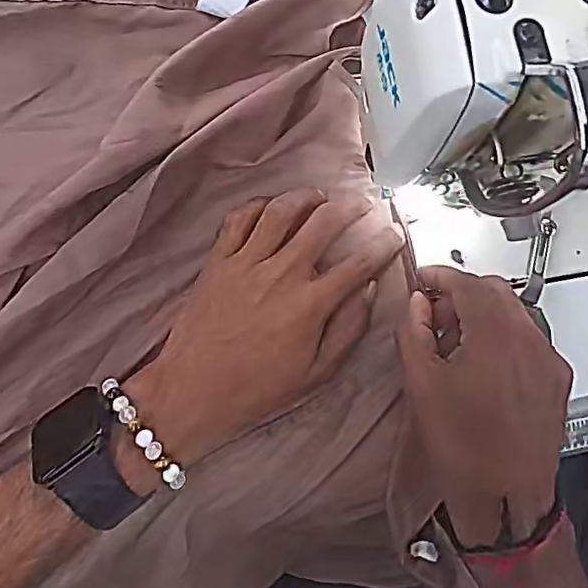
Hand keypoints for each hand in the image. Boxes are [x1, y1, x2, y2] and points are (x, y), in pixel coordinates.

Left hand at [124, 190, 402, 474]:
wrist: (194, 390)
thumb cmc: (258, 388)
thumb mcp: (316, 374)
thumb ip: (348, 329)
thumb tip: (368, 290)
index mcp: (309, 305)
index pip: (358, 262)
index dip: (383, 243)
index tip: (394, 233)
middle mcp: (281, 275)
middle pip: (323, 222)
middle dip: (350, 207)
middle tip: (361, 204)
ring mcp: (246, 264)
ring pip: (281, 211)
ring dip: (305, 197)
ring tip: (319, 197)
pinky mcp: (218, 261)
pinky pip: (239, 219)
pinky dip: (258, 206)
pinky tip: (270, 208)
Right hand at [396, 267, 571, 548]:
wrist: (506, 502)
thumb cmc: (464, 450)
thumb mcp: (421, 384)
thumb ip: (415, 332)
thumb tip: (418, 305)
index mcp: (496, 336)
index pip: (468, 283)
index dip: (440, 277)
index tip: (423, 280)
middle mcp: (531, 341)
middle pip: (495, 292)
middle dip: (462, 294)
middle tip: (434, 313)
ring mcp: (549, 361)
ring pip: (515, 314)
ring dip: (483, 314)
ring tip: (455, 343)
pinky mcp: (557, 381)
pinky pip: (528, 340)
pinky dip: (503, 337)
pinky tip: (481, 365)